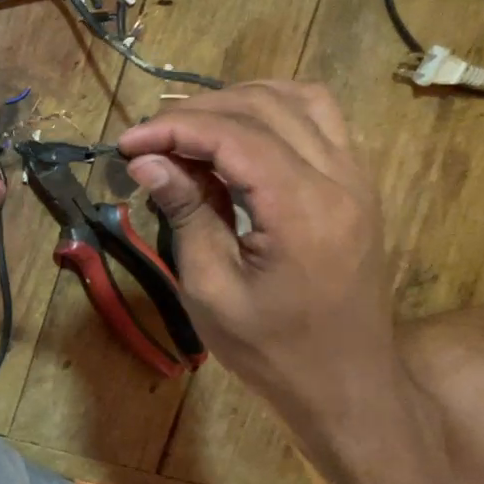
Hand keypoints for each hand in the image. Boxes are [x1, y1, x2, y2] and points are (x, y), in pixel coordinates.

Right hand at [118, 83, 398, 427]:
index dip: (174, 130)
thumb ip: (186, 215)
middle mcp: (340, 178)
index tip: (125, 144)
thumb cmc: (269, 349)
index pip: (234, 136)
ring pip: (300, 100)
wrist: (345, 383)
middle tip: (147, 141)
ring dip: (239, 102)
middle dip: (197, 113)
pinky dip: (274, 112)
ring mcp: (357, 178)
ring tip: (188, 129)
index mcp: (302, 209)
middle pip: (265, 108)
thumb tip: (146, 162)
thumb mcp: (211, 289)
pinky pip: (322, 120)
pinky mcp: (358, 186)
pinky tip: (237, 135)